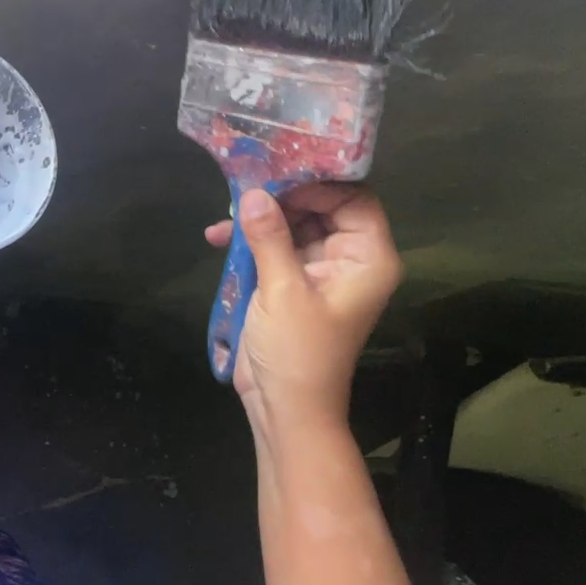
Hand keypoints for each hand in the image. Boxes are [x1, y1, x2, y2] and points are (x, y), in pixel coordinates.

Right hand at [206, 183, 400, 439]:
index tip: (275, 179)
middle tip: (242, 193)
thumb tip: (254, 193)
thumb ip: (269, 238)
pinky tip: (218, 238)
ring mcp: (319, 271)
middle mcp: (348, 259)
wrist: (285, 405)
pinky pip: (275, 248)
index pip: (354, 200)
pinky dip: (251, 243)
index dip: (318, 185)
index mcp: (366, 259)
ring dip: (260, 221)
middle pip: (321, 208)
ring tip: (223, 220)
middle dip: (281, 199)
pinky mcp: (291, 284)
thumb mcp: (281, 290)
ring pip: (294, 226)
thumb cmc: (297, 350)